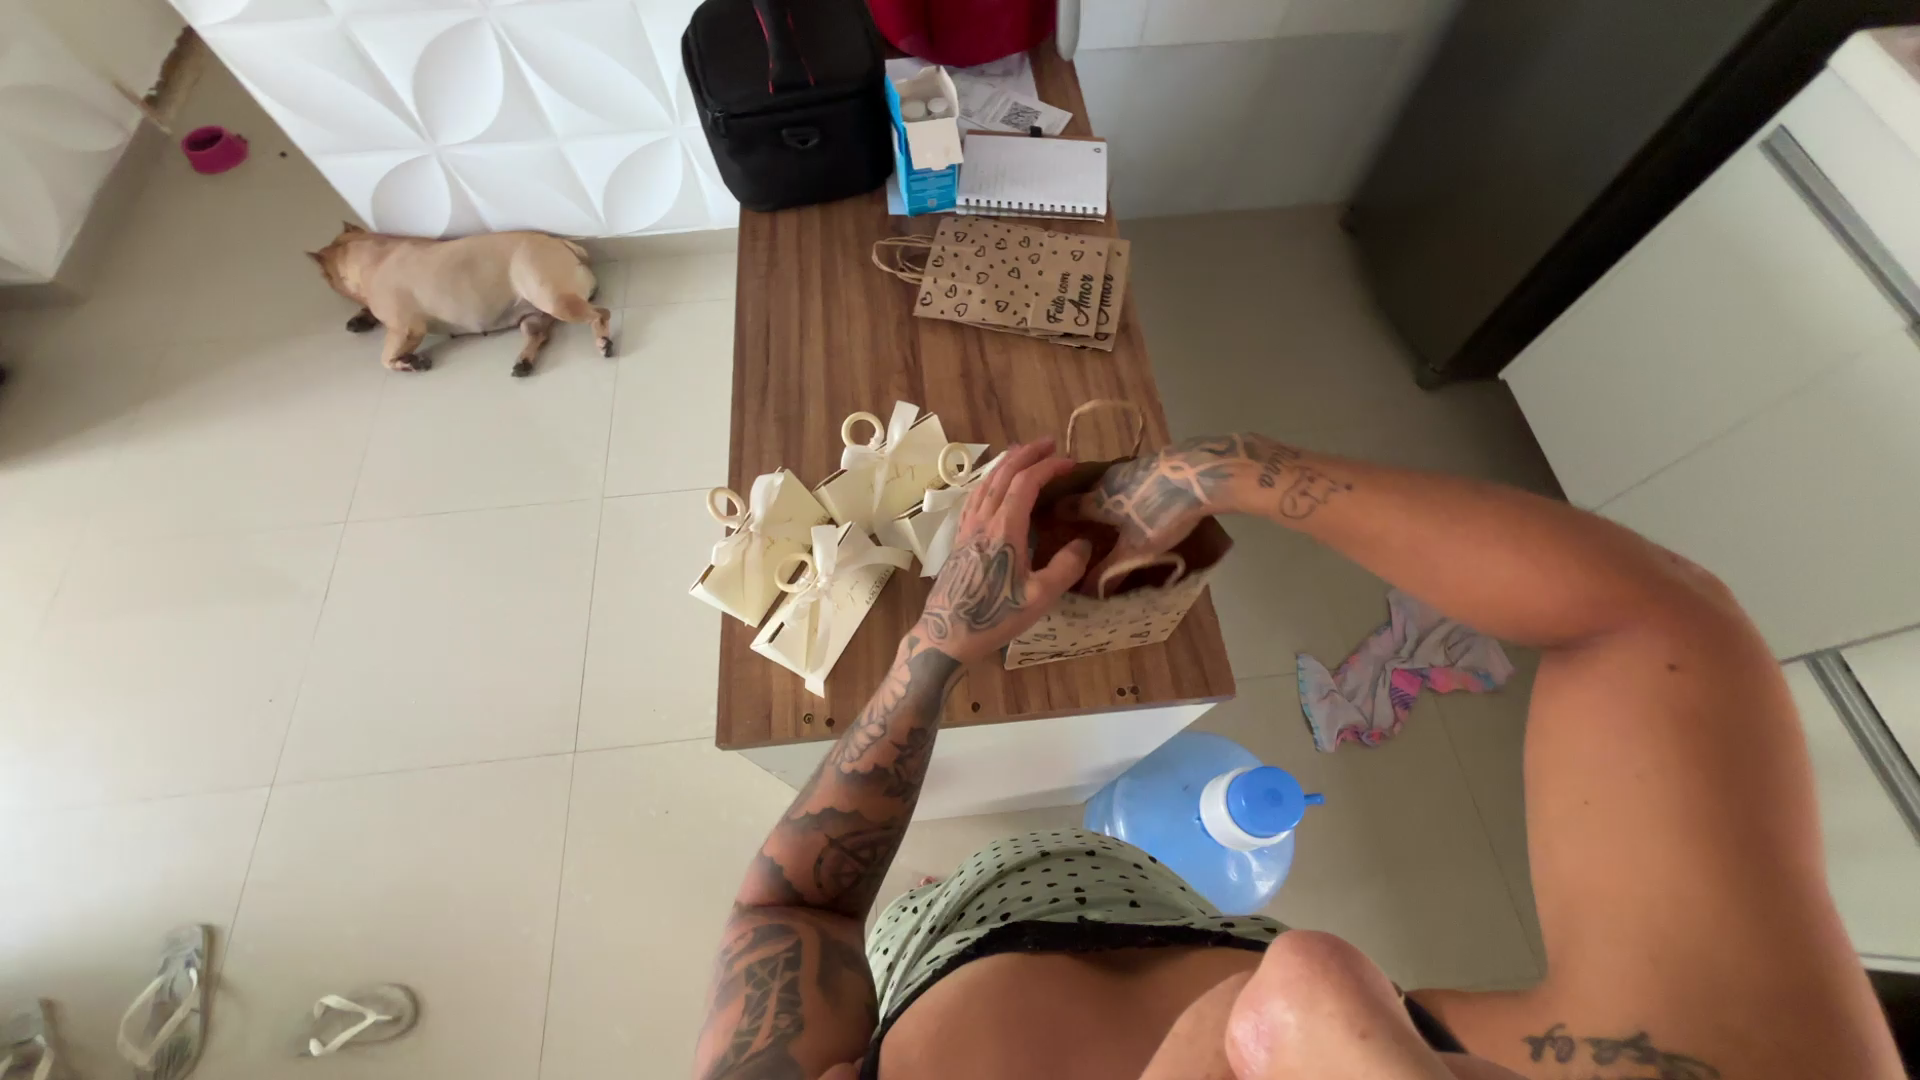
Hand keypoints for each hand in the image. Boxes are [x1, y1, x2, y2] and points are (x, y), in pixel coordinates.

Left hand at [914, 438, 1091, 665]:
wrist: (946, 633)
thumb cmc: (994, 616)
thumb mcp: (1040, 598)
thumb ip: (1066, 568)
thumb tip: (1084, 543)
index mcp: (1004, 529)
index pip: (1026, 483)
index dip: (1048, 467)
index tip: (1070, 462)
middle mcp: (983, 520)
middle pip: (1003, 474)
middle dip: (1026, 454)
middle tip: (1049, 443)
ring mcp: (967, 528)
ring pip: (985, 483)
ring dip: (1006, 464)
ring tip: (1023, 455)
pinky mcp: (959, 538)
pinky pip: (975, 498)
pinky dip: (990, 482)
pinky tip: (993, 487)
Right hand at [1059, 434, 1256, 587]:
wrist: (1202, 475)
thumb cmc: (1161, 514)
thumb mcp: (1136, 550)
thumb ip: (1110, 570)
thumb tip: (1086, 592)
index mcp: (1096, 501)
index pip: (1066, 507)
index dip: (1057, 518)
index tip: (1050, 528)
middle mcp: (1106, 480)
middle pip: (1087, 494)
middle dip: (1082, 509)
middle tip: (1081, 527)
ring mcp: (1130, 468)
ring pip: (1109, 485)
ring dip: (1107, 498)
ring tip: (1111, 516)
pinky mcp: (1152, 462)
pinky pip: (1131, 479)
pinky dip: (1128, 491)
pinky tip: (1140, 501)